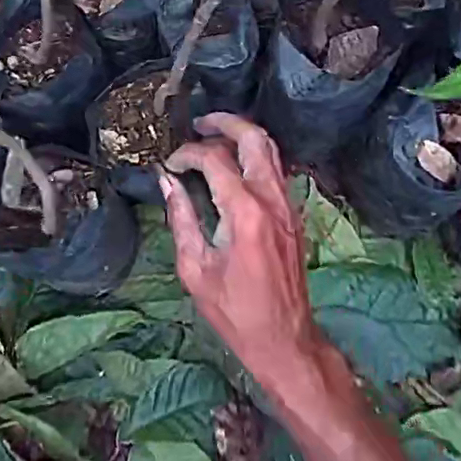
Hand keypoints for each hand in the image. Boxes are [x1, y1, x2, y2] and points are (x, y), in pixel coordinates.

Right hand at [161, 114, 319, 374]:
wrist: (284, 338)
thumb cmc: (234, 311)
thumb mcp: (195, 268)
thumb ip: (181, 218)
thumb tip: (167, 182)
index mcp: (245, 212)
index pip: (215, 159)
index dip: (188, 154)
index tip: (170, 164)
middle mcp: (272, 199)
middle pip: (254, 138)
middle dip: (225, 123)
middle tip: (199, 123)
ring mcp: (289, 205)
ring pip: (271, 150)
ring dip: (243, 136)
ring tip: (214, 137)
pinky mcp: (294, 214)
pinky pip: (277, 169)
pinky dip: (256, 156)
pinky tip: (235, 166)